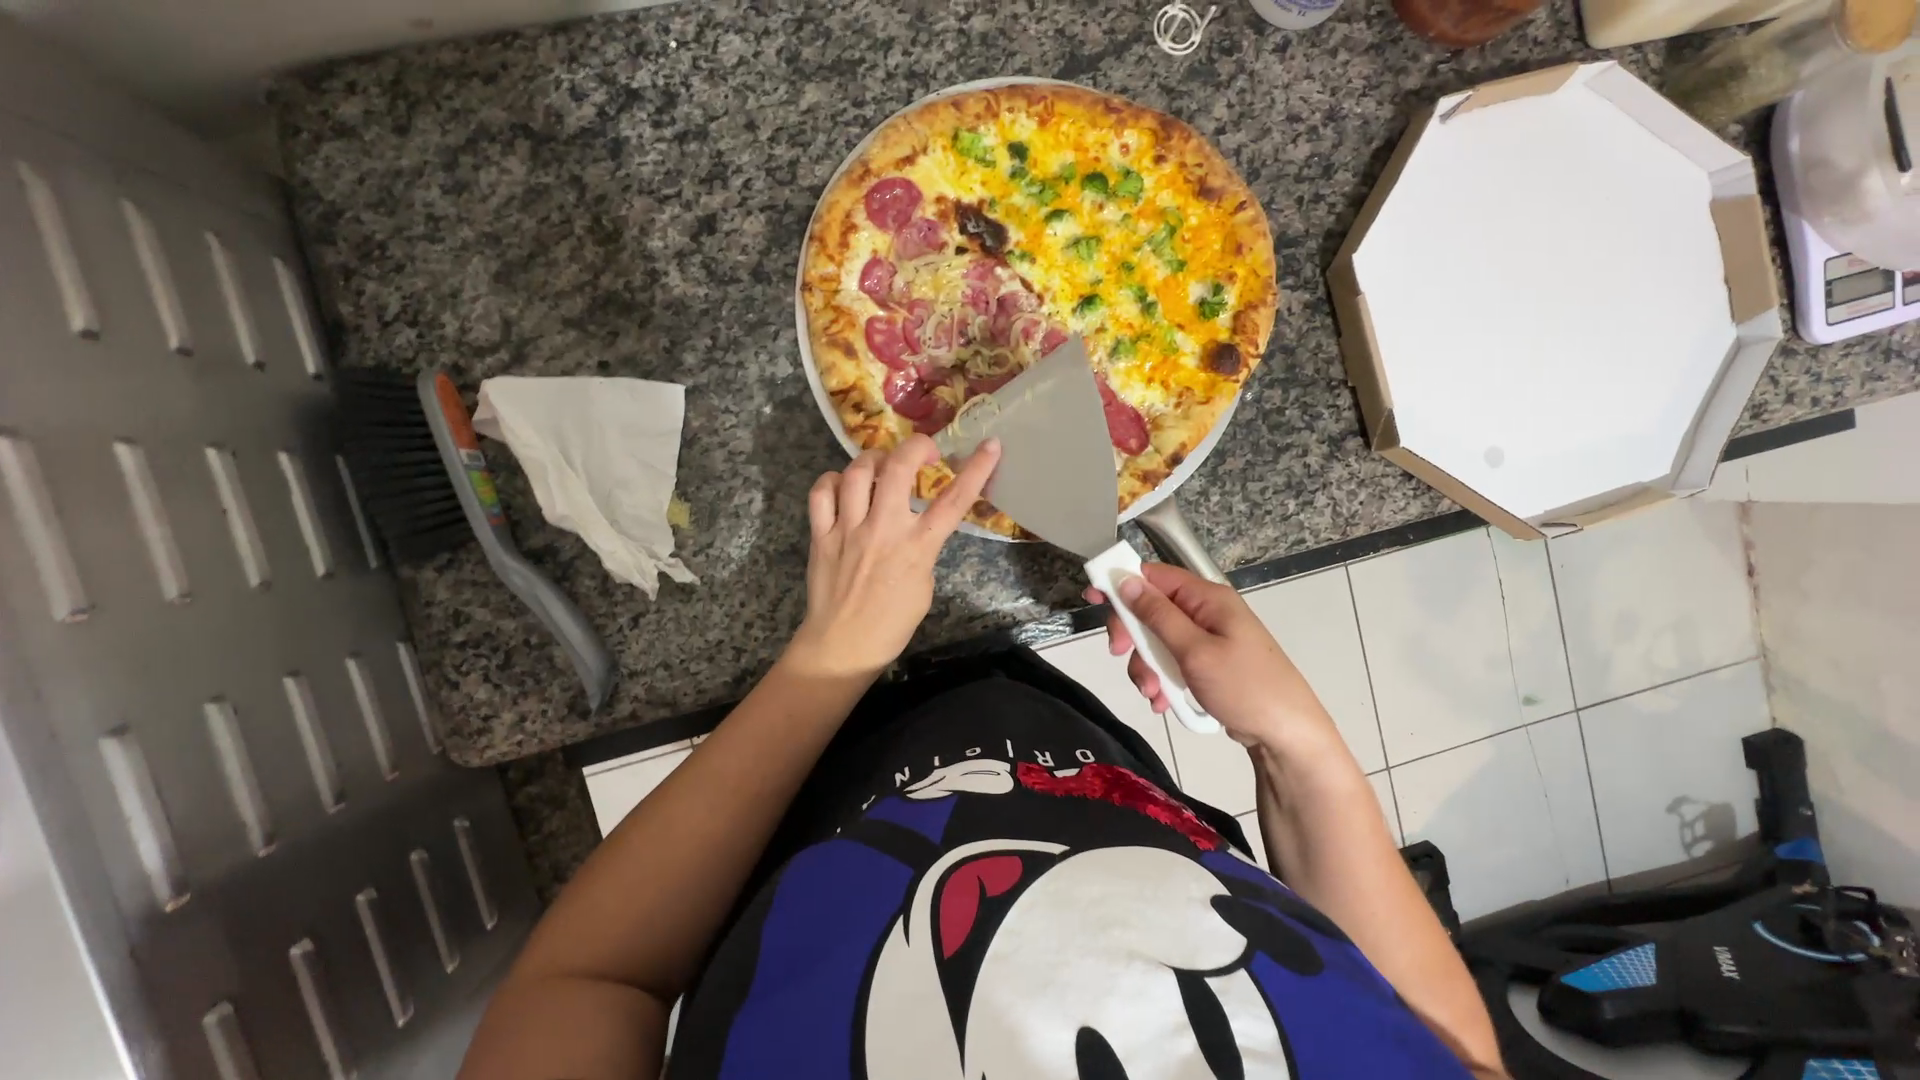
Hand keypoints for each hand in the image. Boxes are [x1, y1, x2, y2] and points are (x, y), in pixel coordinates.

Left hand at [786, 435, 1000, 679]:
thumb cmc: (892, 623)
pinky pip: (822, 492)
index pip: (954, 500)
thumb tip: (916, 525)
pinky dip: (833, 480)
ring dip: (874, 460)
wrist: (844, 646)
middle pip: (899, 467)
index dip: (976, 468)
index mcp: (918, 547)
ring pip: (859, 471)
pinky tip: (844, 486)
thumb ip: (923, 548)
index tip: (990, 445)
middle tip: (923, 453)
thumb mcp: (925, 584)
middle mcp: (883, 530)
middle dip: (915, 447)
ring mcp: (848, 529)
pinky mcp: (821, 535)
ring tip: (882, 467)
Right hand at [1086, 563, 1340, 752]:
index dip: (1121, 583)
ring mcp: (1209, 640)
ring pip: (1158, 641)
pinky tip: (1163, 702)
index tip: (1092, 599)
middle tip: (1118, 655)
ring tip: (1152, 694)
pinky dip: (1161, 680)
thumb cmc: (1244, 687)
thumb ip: (1157, 615)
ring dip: (1146, 665)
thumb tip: (1126, 581)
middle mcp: (1207, 613)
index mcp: (1208, 599)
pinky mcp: (1209, 665)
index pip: (1154, 576)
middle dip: (1132, 635)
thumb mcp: (1194, 651)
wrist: (1285, 734)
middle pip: (1152, 610)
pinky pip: (1172, 663)